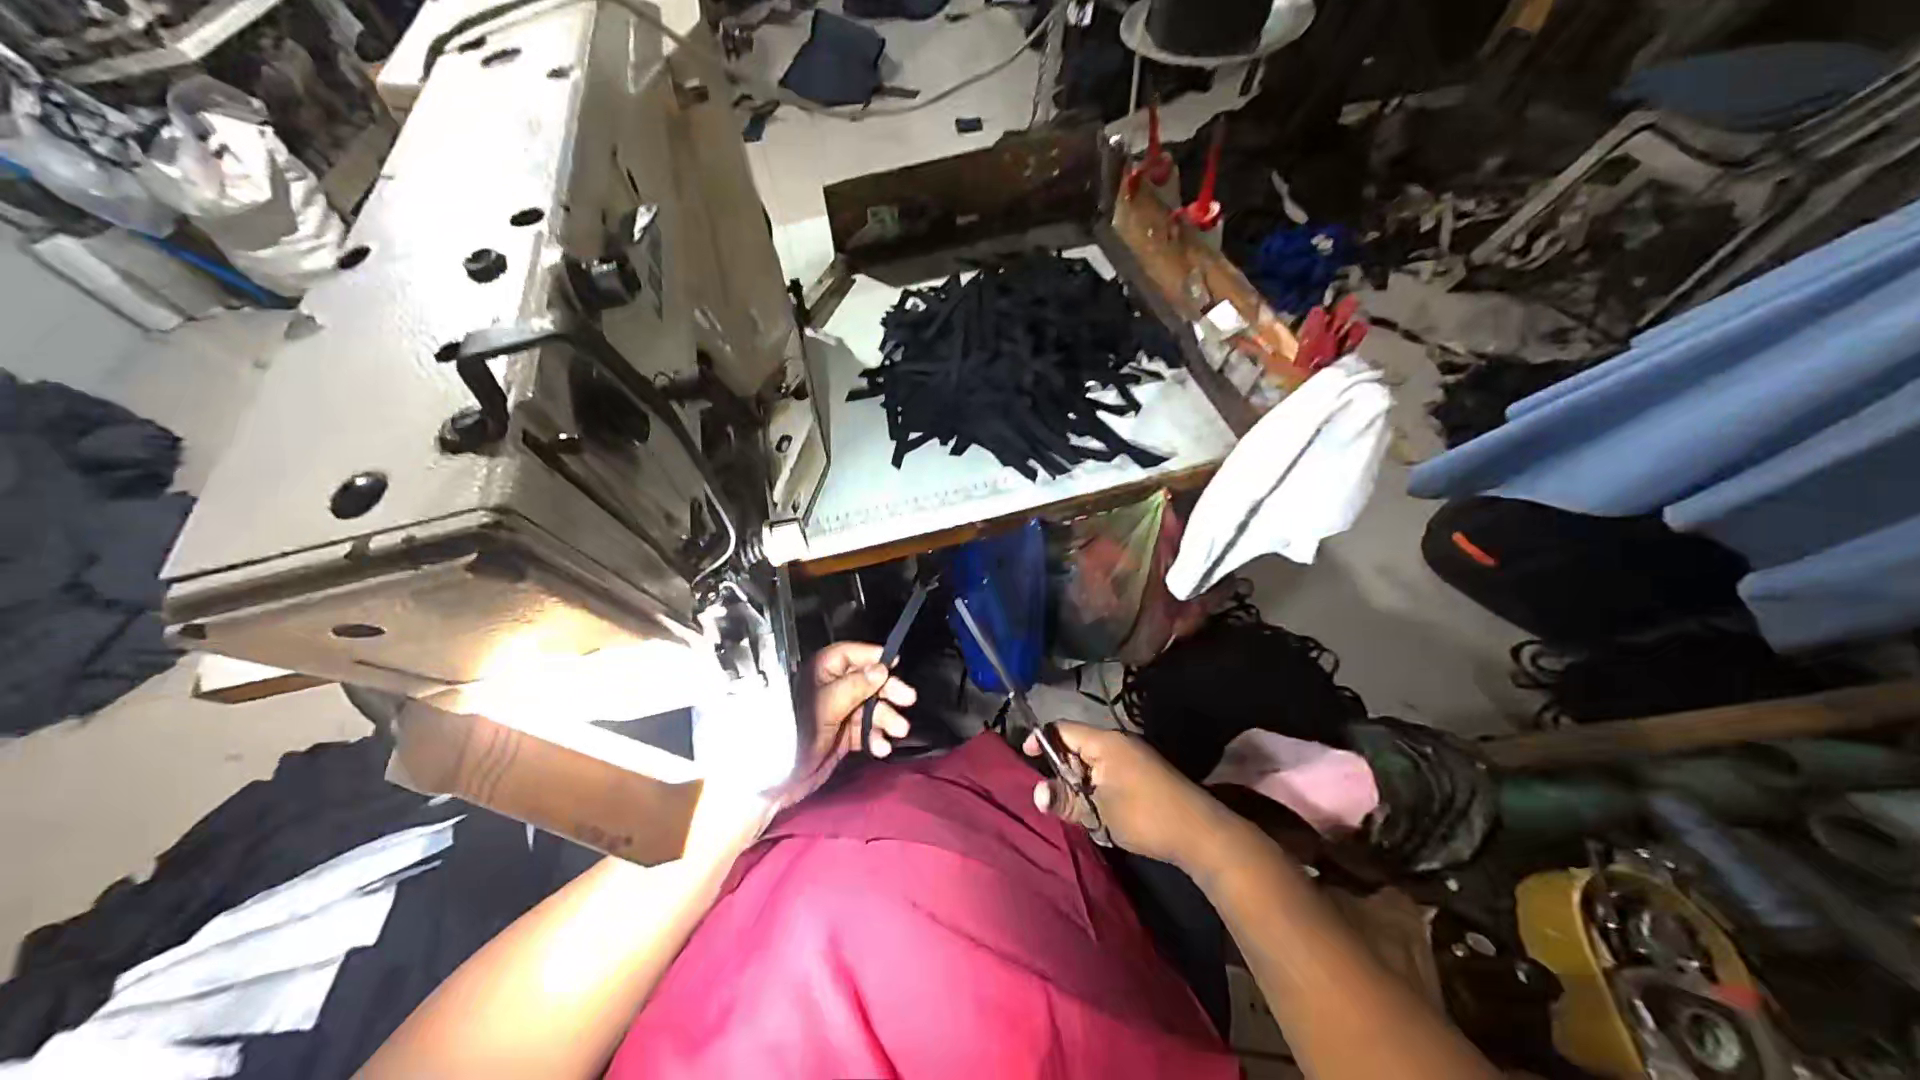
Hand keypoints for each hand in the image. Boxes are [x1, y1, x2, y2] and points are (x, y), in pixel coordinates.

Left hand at [780, 642, 916, 806]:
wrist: (773, 783)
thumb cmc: (792, 735)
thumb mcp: (823, 707)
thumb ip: (853, 687)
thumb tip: (881, 669)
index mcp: (818, 674)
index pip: (850, 655)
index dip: (872, 658)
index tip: (895, 664)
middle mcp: (830, 688)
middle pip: (866, 681)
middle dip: (887, 691)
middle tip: (908, 699)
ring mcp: (837, 713)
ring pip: (870, 707)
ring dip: (886, 718)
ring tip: (899, 731)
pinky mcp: (842, 736)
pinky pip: (865, 730)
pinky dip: (875, 737)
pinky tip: (881, 748)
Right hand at [1024, 721, 1235, 869]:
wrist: (1200, 833)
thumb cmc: (1144, 815)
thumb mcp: (1098, 811)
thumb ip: (1066, 799)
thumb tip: (1036, 793)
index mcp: (1105, 742)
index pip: (1062, 729)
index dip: (1041, 740)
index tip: (1026, 757)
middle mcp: (1119, 742)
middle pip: (1076, 746)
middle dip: (1061, 769)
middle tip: (1054, 795)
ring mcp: (1134, 757)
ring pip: (1092, 763)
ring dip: (1080, 782)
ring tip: (1076, 807)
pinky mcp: (1144, 773)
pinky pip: (1108, 772)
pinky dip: (1097, 787)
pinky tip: (1099, 811)